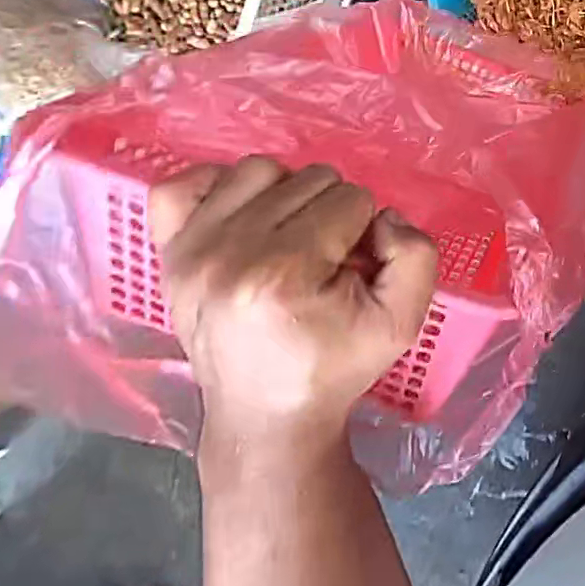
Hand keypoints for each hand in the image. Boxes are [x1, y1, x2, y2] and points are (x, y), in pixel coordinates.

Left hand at [150, 157, 438, 444]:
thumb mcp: (404, 321)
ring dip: (288, 195)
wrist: (265, 415)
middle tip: (328, 259)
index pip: (351, 200)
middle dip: (334, 213)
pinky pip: (183, 184)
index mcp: (281, 275)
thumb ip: (417, 255)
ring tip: (293, 237)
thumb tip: (383, 217)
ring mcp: (188, 251)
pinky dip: (219, 189)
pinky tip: (244, 218)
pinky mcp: (168, 252)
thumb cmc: (336, 365)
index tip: (355, 270)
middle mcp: (225, 255)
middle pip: (309, 179)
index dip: (367, 231)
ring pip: (260, 170)